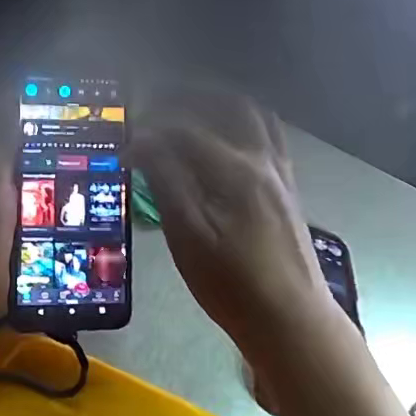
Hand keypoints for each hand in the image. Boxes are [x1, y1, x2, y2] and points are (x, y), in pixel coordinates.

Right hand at [136, 87, 338, 355]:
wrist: (291, 319)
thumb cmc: (233, 286)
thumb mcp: (188, 237)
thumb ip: (166, 182)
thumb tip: (144, 142)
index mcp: (235, 170)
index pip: (185, 130)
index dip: (150, 132)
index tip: (125, 147)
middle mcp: (263, 160)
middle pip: (229, 105)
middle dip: (191, 95)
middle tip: (159, 100)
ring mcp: (281, 173)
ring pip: (256, 116)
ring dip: (222, 103)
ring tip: (193, 106)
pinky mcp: (288, 189)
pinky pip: (269, 136)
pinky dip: (245, 123)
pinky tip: (229, 138)